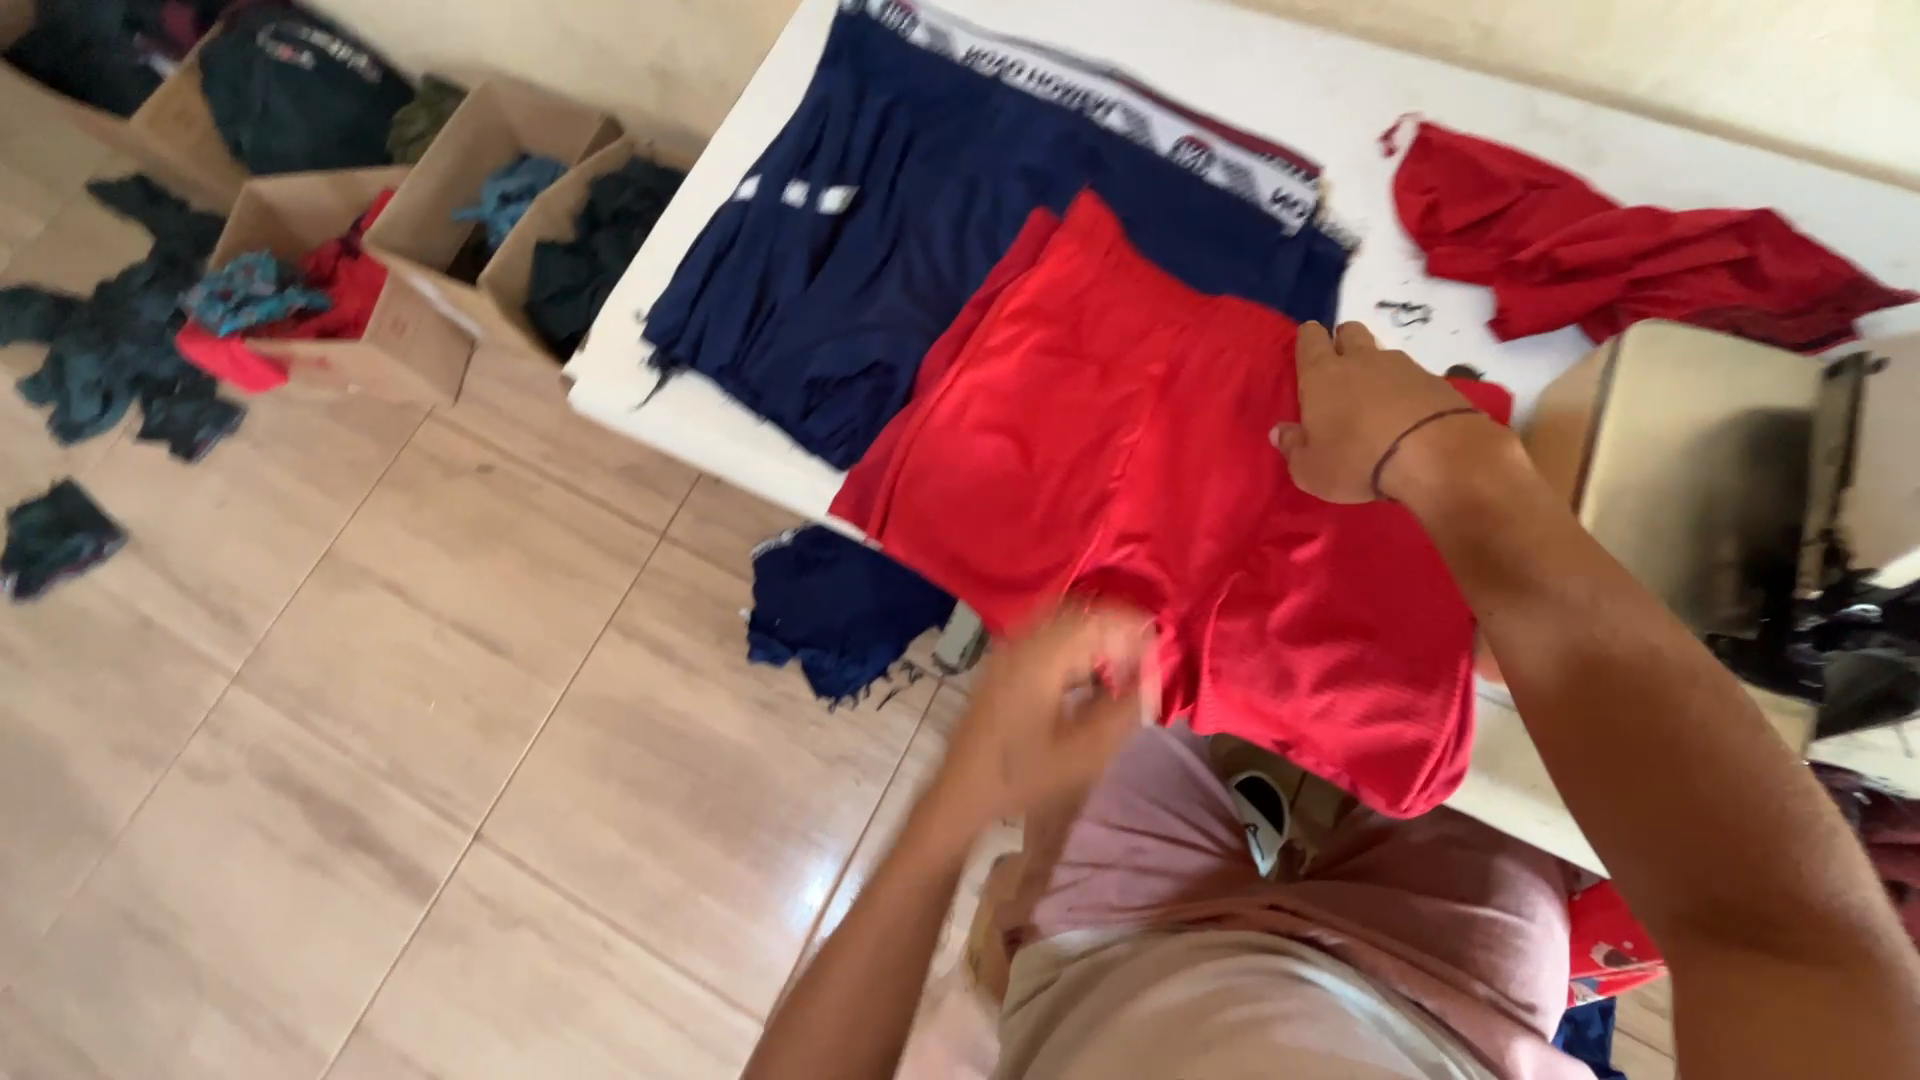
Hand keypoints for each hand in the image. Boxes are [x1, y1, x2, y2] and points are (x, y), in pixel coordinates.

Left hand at [920, 604, 1159, 841]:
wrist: (963, 789)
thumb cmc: (1023, 775)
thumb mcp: (1083, 752)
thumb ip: (1122, 711)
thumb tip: (1152, 680)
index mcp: (1041, 657)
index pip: (1096, 619)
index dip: (1132, 627)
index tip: (1158, 649)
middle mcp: (1022, 641)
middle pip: (1078, 612)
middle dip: (1115, 626)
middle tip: (1143, 653)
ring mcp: (1008, 649)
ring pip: (1061, 620)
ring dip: (1094, 633)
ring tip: (1121, 661)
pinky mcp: (1002, 662)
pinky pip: (1045, 634)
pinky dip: (1073, 642)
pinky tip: (1088, 672)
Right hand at [1273, 321, 1501, 503]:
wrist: (1436, 456)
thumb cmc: (1357, 460)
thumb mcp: (1309, 469)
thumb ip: (1292, 447)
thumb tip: (1280, 431)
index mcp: (1321, 376)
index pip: (1309, 340)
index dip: (1307, 340)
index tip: (1307, 351)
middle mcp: (1360, 361)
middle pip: (1349, 332)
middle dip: (1341, 341)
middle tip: (1338, 368)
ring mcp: (1402, 367)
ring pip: (1380, 352)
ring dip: (1373, 366)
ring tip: (1372, 397)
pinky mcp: (1435, 381)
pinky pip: (1410, 375)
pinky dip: (1403, 388)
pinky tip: (1403, 413)